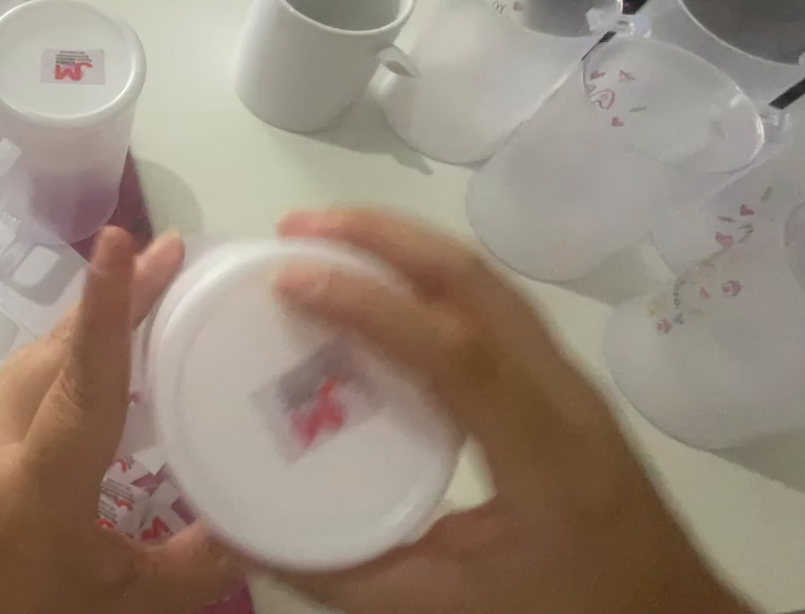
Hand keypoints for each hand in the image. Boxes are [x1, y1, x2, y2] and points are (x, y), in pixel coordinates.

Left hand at [0, 228, 240, 613]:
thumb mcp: (124, 606)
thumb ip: (195, 564)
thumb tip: (255, 523)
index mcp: (39, 484)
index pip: (81, 377)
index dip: (107, 306)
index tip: (121, 239)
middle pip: (58, 347)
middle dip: (116, 297)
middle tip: (172, 254)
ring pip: (34, 353)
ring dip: (88, 319)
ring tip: (146, 289)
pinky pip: (18, 376)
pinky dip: (62, 350)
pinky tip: (95, 354)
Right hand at [266, 208, 751, 613]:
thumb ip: (341, 576)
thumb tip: (239, 534)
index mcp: (547, 458)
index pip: (455, 351)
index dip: (369, 303)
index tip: (290, 278)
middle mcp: (564, 395)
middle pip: (475, 279)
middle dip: (381, 235)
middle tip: (297, 227)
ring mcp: (566, 376)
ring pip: (483, 276)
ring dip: (401, 240)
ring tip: (325, 232)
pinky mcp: (553, 374)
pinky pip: (484, 296)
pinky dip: (421, 266)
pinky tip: (376, 273)